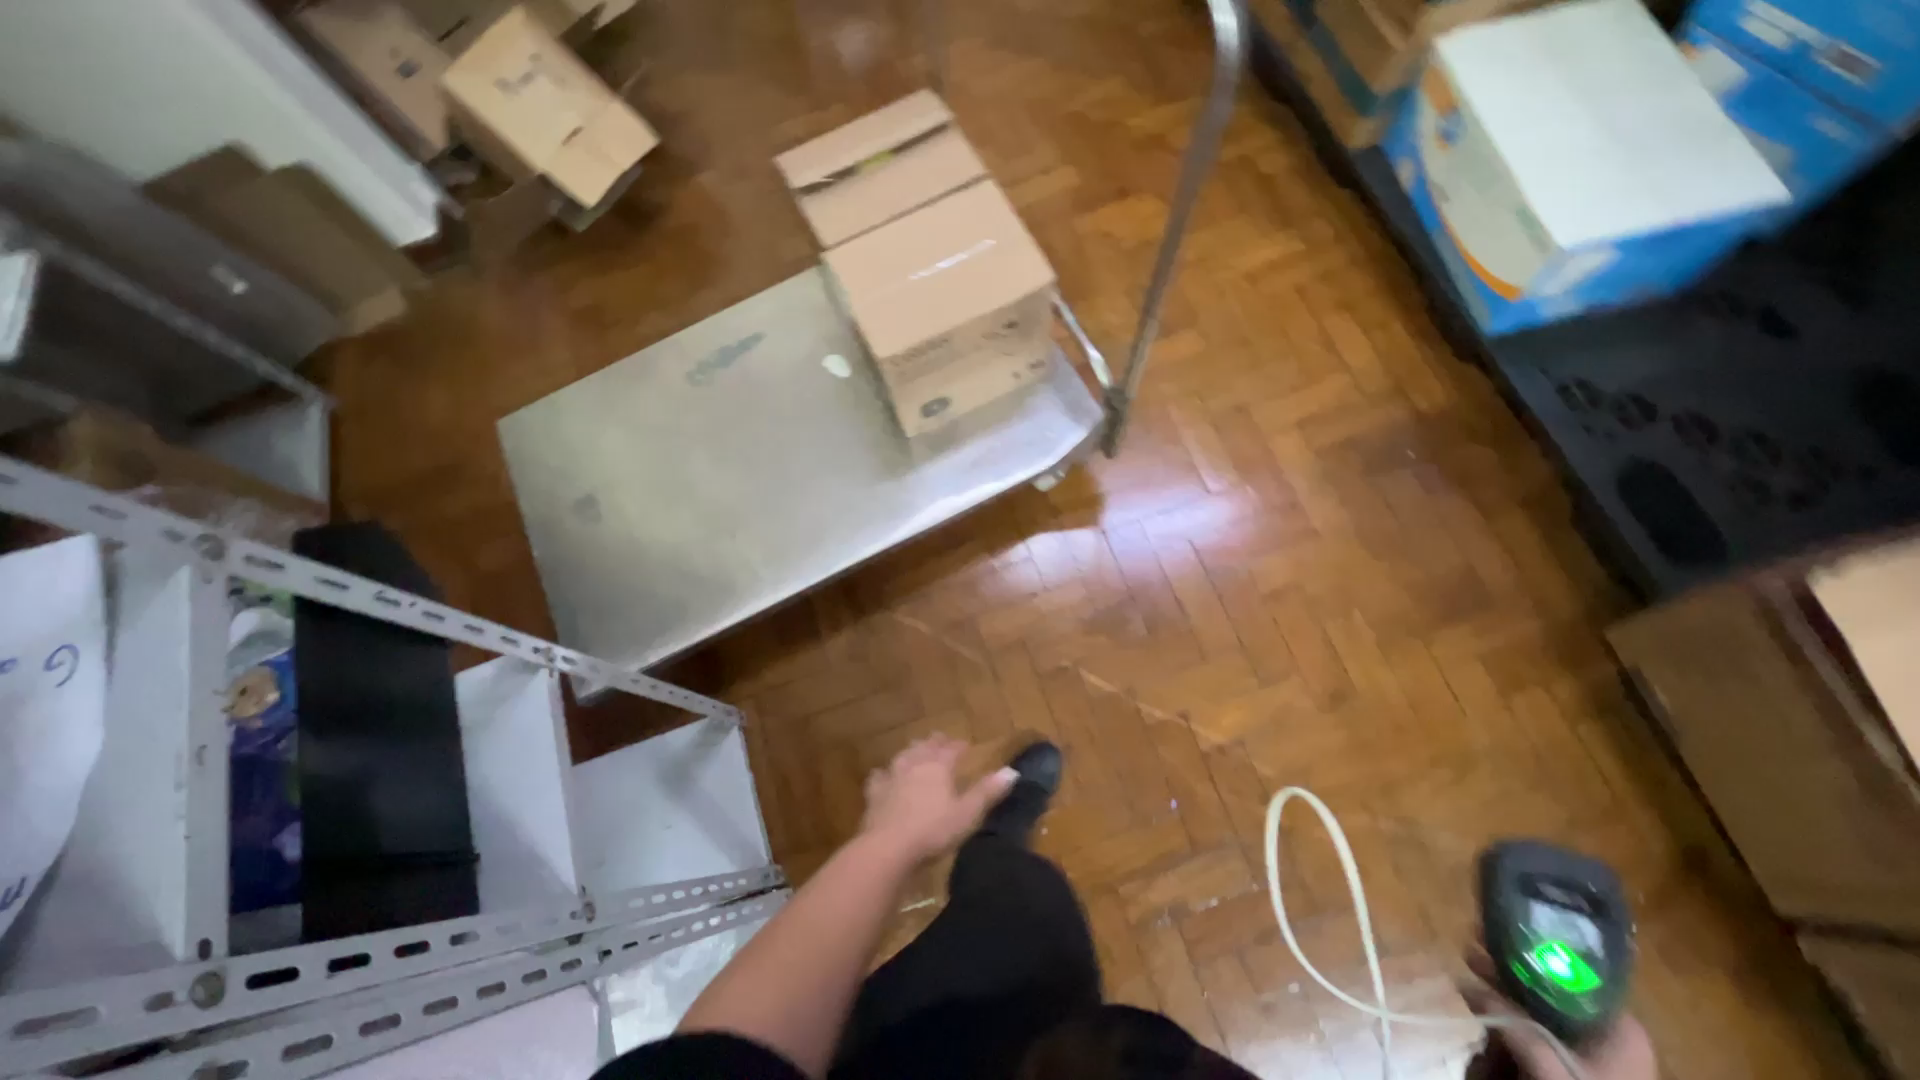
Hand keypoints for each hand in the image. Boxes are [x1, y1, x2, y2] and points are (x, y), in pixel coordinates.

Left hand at [860, 736, 1016, 862]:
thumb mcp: (967, 814)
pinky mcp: (874, 794)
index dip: (959, 746)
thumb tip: (1012, 771)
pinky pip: (879, 776)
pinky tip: (883, 775)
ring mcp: (891, 778)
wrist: (887, 848)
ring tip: (915, 749)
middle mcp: (914, 765)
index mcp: (938, 767)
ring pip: (903, 756)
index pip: (951, 750)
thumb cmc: (933, 831)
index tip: (965, 745)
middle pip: (925, 747)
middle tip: (939, 739)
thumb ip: (987, 792)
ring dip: (911, 751)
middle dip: (934, 742)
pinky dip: (884, 773)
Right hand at [1463, 949, 1657, 1079]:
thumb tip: (1465, 982)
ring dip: (1506, 994)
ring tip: (1469, 975)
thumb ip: (1514, 1026)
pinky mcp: (1579, 1068)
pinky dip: (1515, 1022)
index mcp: (1620, 1026)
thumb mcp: (1552, 1069)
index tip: (1489, 934)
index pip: (1573, 971)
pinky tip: (1486, 1010)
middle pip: (1552, 987)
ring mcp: (1596, 1053)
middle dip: (1508, 971)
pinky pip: (1544, 1033)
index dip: (1529, 952)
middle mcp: (1610, 1032)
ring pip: (1544, 1010)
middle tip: (1469, 950)